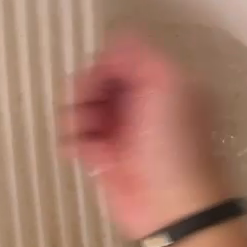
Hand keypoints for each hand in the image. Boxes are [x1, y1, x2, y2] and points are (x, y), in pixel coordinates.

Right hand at [63, 31, 231, 238]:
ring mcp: (119, 130)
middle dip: (84, 90)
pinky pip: (75, 137)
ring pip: (80, 107)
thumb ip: (140, 56)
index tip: (100, 80)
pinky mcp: (102, 157)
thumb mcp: (169, 86)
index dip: (104, 64)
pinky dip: (71, 139)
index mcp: (159, 81)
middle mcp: (138, 102)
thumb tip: (111, 41)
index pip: (119, 57)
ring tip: (84, 134)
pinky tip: (77, 149)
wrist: (173, 205)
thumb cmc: (175, 144)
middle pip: (95, 80)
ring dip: (74, 116)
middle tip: (86, 106)